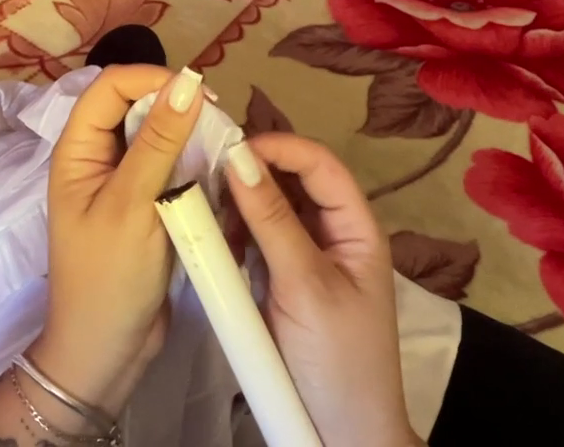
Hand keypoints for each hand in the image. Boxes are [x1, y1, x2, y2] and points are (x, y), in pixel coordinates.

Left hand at [32, 64, 205, 416]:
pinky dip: (191, 159)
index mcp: (77, 150)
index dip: (152, 78)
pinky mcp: (144, 202)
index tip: (199, 93)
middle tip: (219, 118)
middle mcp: (97, 156)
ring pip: (155, 132)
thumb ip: (159, 142)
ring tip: (223, 140)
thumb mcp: (133, 206)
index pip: (110, 86)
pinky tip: (217, 167)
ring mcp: (121, 180)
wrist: (106, 354)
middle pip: (134, 104)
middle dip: (174, 102)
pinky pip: (168, 163)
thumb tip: (187, 82)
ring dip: (187, 131)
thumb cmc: (108, 279)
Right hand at [225, 133, 422, 446]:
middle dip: (251, 171)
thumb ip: (273, 220)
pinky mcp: (278, 276)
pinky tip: (214, 236)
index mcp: (356, 227)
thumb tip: (238, 158)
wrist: (338, 436)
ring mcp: (303, 255)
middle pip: (292, 179)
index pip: (320, 164)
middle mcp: (331, 231)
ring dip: (237, 201)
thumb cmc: (337, 358)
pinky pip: (253, 236)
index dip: (280, 147)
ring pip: (267, 205)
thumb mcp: (306, 285)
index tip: (231, 149)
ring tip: (207, 207)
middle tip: (207, 174)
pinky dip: (231, 230)